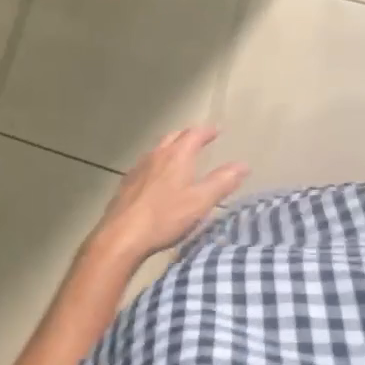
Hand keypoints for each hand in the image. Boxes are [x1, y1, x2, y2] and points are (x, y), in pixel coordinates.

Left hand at [87, 128, 249, 266]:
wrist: (122, 235)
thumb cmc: (165, 217)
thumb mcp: (200, 202)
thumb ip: (222, 182)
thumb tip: (243, 164)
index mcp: (176, 156)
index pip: (194, 135)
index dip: (207, 131)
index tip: (217, 130)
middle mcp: (156, 155)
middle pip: (173, 137)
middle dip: (188, 135)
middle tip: (199, 138)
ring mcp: (138, 168)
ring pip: (157, 149)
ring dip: (170, 147)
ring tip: (179, 154)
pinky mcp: (127, 183)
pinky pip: (145, 165)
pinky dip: (157, 163)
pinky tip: (156, 177)